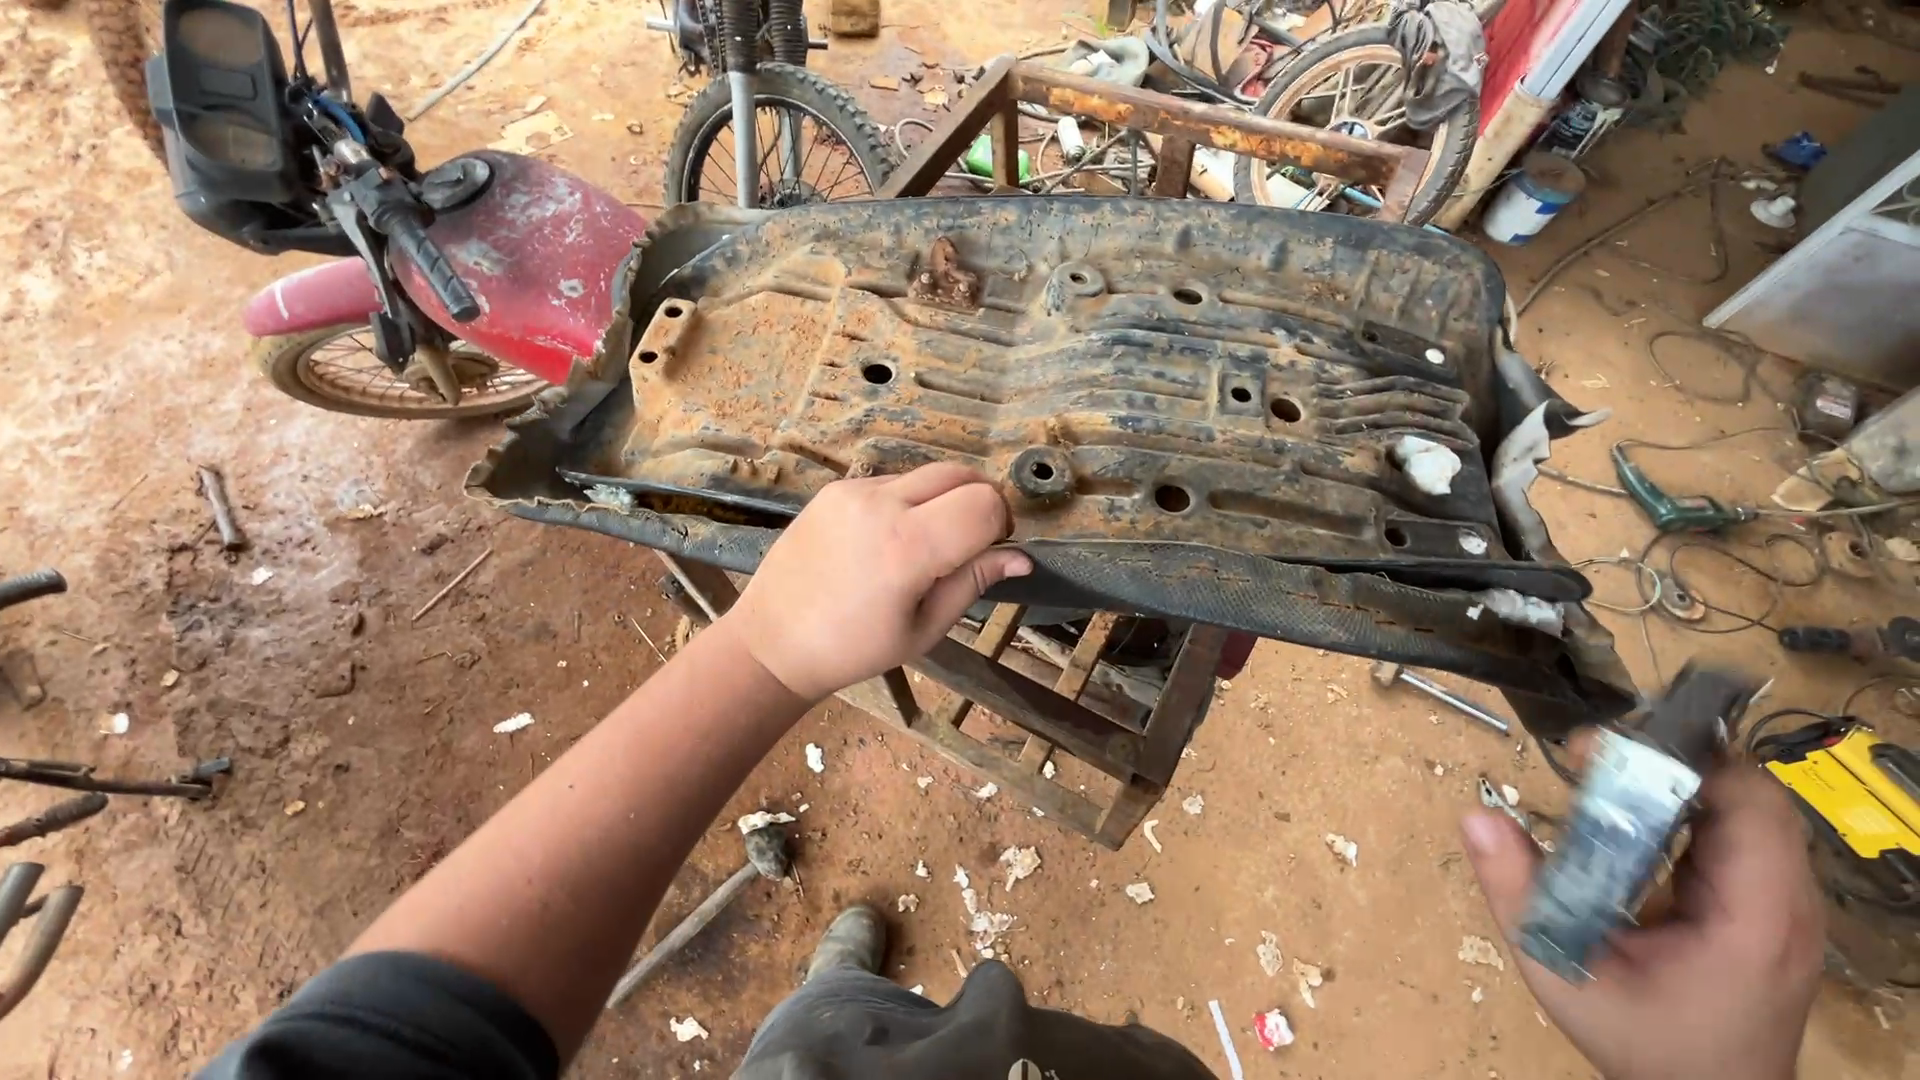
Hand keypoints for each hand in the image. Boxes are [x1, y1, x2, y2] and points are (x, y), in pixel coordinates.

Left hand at [720, 463, 1032, 700]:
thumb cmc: (854, 649)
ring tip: (926, 544)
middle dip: (981, 501)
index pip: (985, 504)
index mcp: (908, 548)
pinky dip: (909, 501)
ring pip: (927, 474)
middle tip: (971, 541)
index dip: (1001, 524)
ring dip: (944, 499)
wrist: (773, 641)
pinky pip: (892, 481)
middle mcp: (881, 506)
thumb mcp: (924, 628)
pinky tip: (889, 539)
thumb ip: (973, 582)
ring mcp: (854, 491)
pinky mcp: (835, 489)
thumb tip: (1023, 558)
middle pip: (962, 474)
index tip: (994, 549)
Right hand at [1462, 758, 1823, 1079]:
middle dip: (1670, 759)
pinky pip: (1733, 834)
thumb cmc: (1642, 1042)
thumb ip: (1518, 894)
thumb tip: (1476, 815)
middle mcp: (1786, 904)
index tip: (1600, 749)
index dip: (1681, 760)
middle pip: (1751, 797)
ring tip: (1600, 771)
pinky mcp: (1762, 907)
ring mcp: (1781, 906)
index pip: (1750, 805)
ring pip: (1745, 810)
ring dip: (1674, 779)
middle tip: (1590, 753)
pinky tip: (1628, 812)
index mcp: (1755, 919)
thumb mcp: (1562, 972)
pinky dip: (1680, 808)